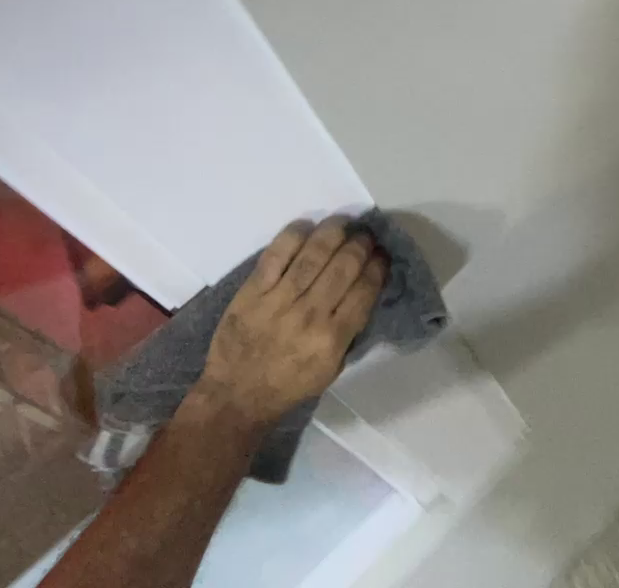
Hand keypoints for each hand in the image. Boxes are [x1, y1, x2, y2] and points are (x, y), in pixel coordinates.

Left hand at [193, 216, 387, 429]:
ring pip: (313, 255)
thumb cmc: (289, 384)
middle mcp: (309, 315)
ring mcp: (278, 300)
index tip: (382, 255)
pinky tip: (307, 227)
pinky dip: (294, 235)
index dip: (378, 266)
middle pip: (343, 267)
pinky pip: (276, 254)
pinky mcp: (252, 291)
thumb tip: (365, 288)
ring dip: (333, 232)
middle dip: (360, 245)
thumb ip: (349, 330)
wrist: (236, 395)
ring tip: (343, 223)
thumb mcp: (332, 368)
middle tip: (366, 235)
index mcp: (332, 339)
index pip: (364, 291)